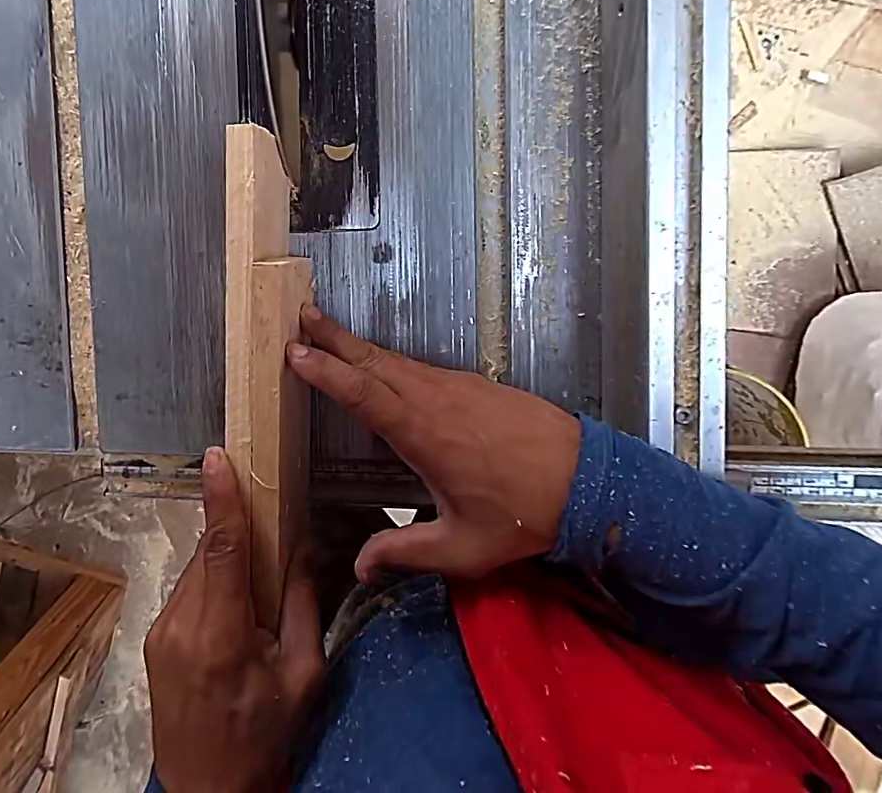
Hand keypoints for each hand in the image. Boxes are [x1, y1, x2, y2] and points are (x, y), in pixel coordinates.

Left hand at [145, 447, 323, 792]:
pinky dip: (215, 581)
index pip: (222, 548)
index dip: (222, 498)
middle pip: (212, 550)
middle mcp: (181, 626)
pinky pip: (190, 587)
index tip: (218, 458)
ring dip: (229, 560)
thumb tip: (302, 545)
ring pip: (200, 565)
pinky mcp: (155, 637)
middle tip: (272, 539)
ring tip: (256, 594)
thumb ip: (304, 602)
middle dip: (241, 533)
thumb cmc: (260, 737)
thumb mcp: (303, 673)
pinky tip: (235, 610)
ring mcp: (161, 632)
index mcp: (221, 635)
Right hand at [287, 305, 581, 582]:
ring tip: (332, 336)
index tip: (296, 350)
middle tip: (303, 316)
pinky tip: (385, 367)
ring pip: (397, 360)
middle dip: (335, 337)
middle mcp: (435, 398)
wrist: (586, 478)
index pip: (362, 392)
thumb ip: (407, 552)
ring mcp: (456, 386)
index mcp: (422, 431)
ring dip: (360, 346)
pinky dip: (392, 361)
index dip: (325, 370)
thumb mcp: (462, 546)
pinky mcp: (474, 384)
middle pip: (374, 359)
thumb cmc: (524, 513)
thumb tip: (362, 565)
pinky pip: (421, 366)